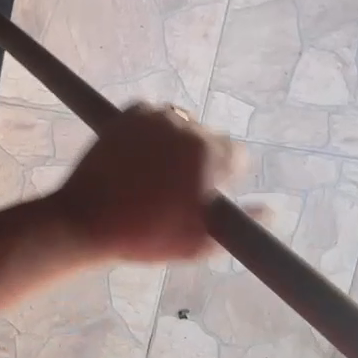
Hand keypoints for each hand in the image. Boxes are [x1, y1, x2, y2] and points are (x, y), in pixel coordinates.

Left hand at [51, 104, 240, 261]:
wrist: (84, 221)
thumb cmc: (143, 235)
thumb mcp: (198, 241)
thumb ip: (242, 222)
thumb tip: (273, 208)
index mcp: (209, 153)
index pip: (237, 155)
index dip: (222, 176)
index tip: (202, 194)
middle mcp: (185, 126)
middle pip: (207, 137)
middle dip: (198, 158)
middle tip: (172, 187)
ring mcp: (153, 117)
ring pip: (179, 125)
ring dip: (174, 142)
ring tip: (152, 173)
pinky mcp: (125, 115)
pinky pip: (150, 116)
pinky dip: (148, 131)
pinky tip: (137, 156)